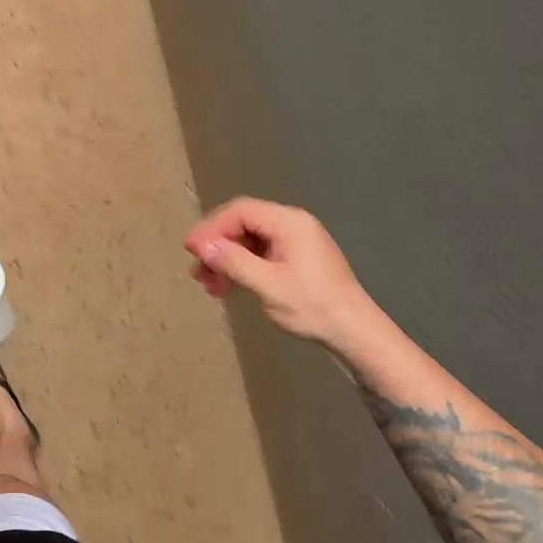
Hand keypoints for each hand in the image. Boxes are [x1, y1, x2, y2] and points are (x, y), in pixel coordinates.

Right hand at [184, 197, 379, 348]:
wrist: (352, 330)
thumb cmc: (312, 306)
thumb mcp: (267, 285)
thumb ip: (233, 262)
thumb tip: (200, 245)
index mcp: (289, 223)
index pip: (240, 211)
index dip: (211, 228)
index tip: (190, 250)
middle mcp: (292, 225)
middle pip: (243, 223)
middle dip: (217, 245)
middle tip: (196, 271)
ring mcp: (295, 242)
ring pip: (249, 241)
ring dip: (226, 259)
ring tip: (208, 284)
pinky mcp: (296, 259)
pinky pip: (261, 254)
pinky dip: (241, 267)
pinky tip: (227, 287)